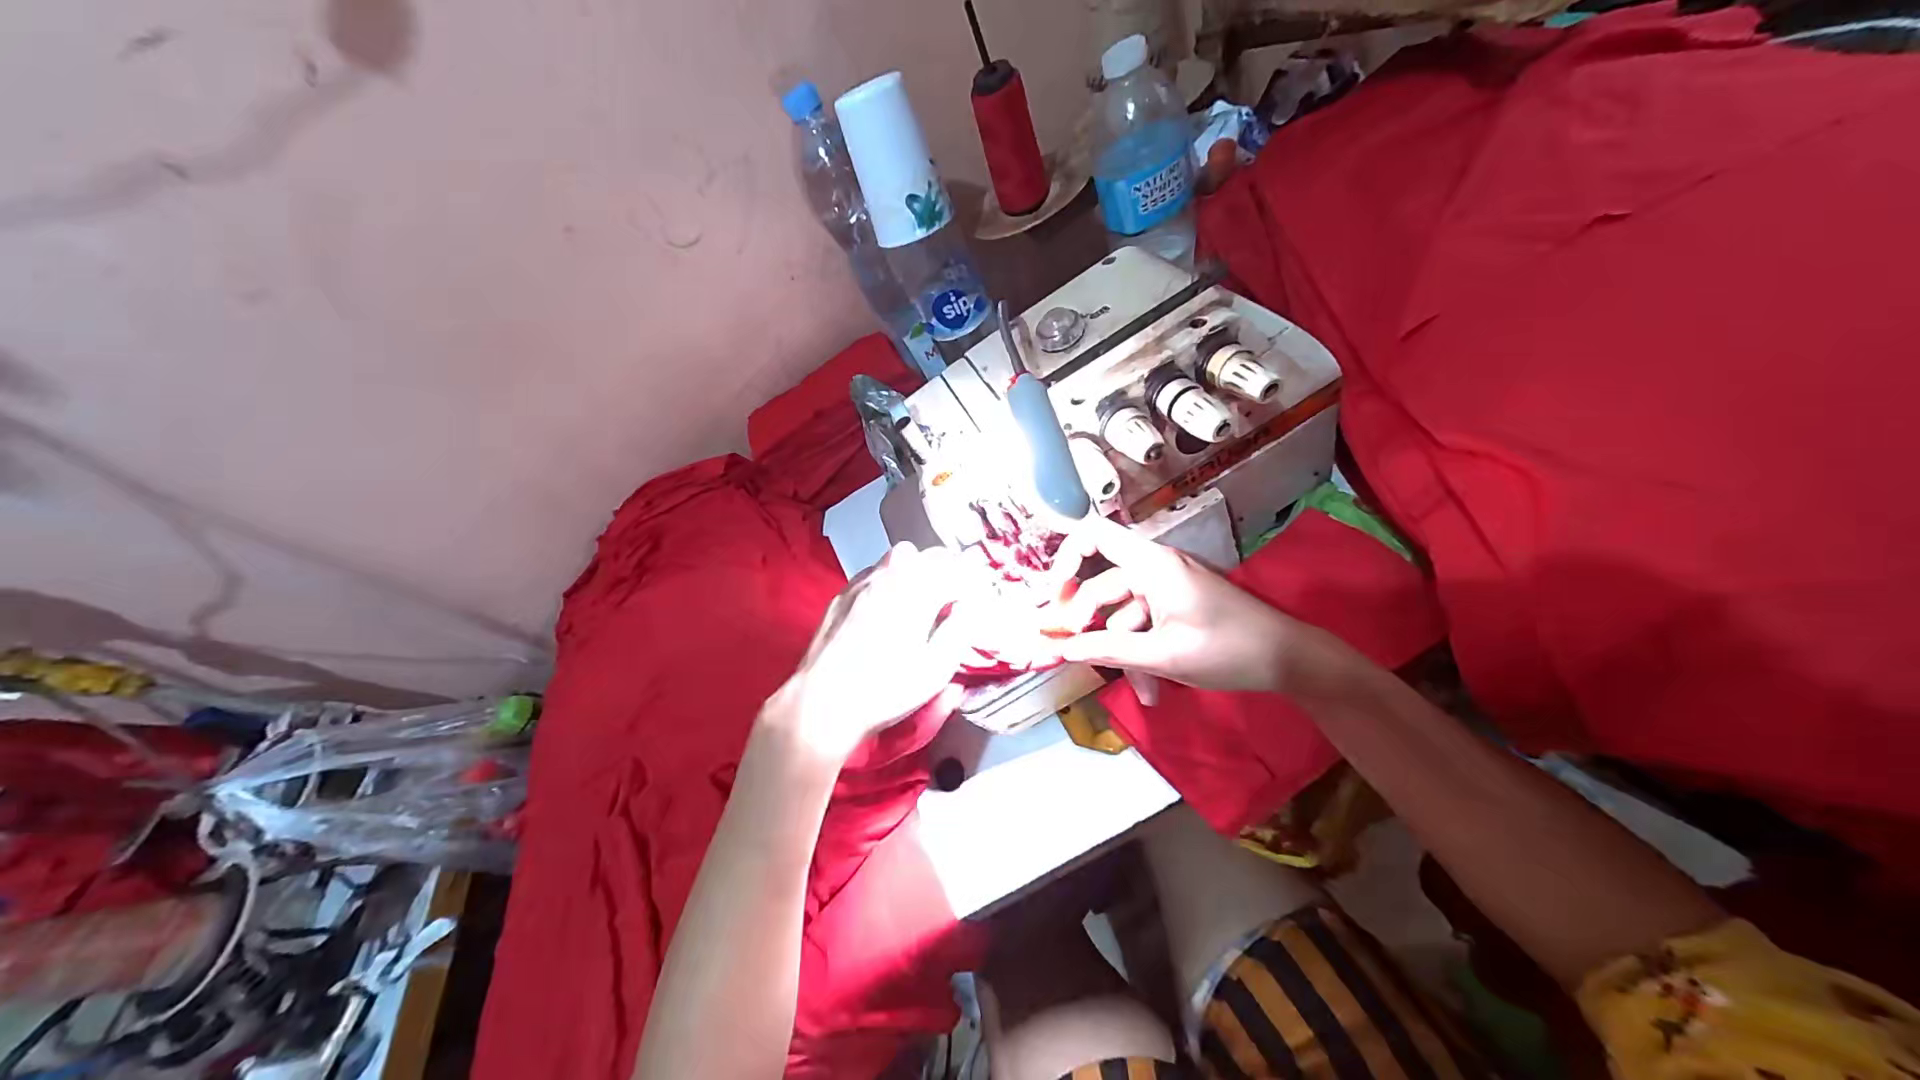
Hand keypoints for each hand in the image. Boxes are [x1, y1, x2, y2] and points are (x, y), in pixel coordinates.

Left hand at [764, 543, 979, 760]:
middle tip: (961, 595)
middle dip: (952, 570)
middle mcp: (891, 574)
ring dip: (922, 568)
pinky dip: (892, 577)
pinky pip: (876, 571)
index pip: (960, 570)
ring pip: (901, 556)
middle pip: (932, 555)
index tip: (982, 599)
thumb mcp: (936, 669)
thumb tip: (969, 609)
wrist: (823, 702)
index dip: (976, 584)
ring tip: (927, 594)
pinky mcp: (842, 593)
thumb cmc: (885, 689)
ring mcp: (863, 580)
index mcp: (919, 589)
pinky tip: (891, 602)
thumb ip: (959, 631)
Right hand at [1043, 514, 1336, 697]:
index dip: (1065, 560)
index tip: (1053, 597)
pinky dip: (1143, 652)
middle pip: (1103, 587)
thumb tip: (1059, 648)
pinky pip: (1146, 625)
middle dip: (1087, 624)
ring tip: (1139, 690)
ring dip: (1123, 651)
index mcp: (1152, 564)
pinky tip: (1153, 689)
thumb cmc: (1228, 649)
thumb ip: (1106, 649)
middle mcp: (1156, 569)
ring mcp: (1169, 589)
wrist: (1291, 659)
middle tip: (1067, 652)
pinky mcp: (1180, 607)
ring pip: (1125, 615)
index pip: (1094, 537)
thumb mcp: (1162, 654)